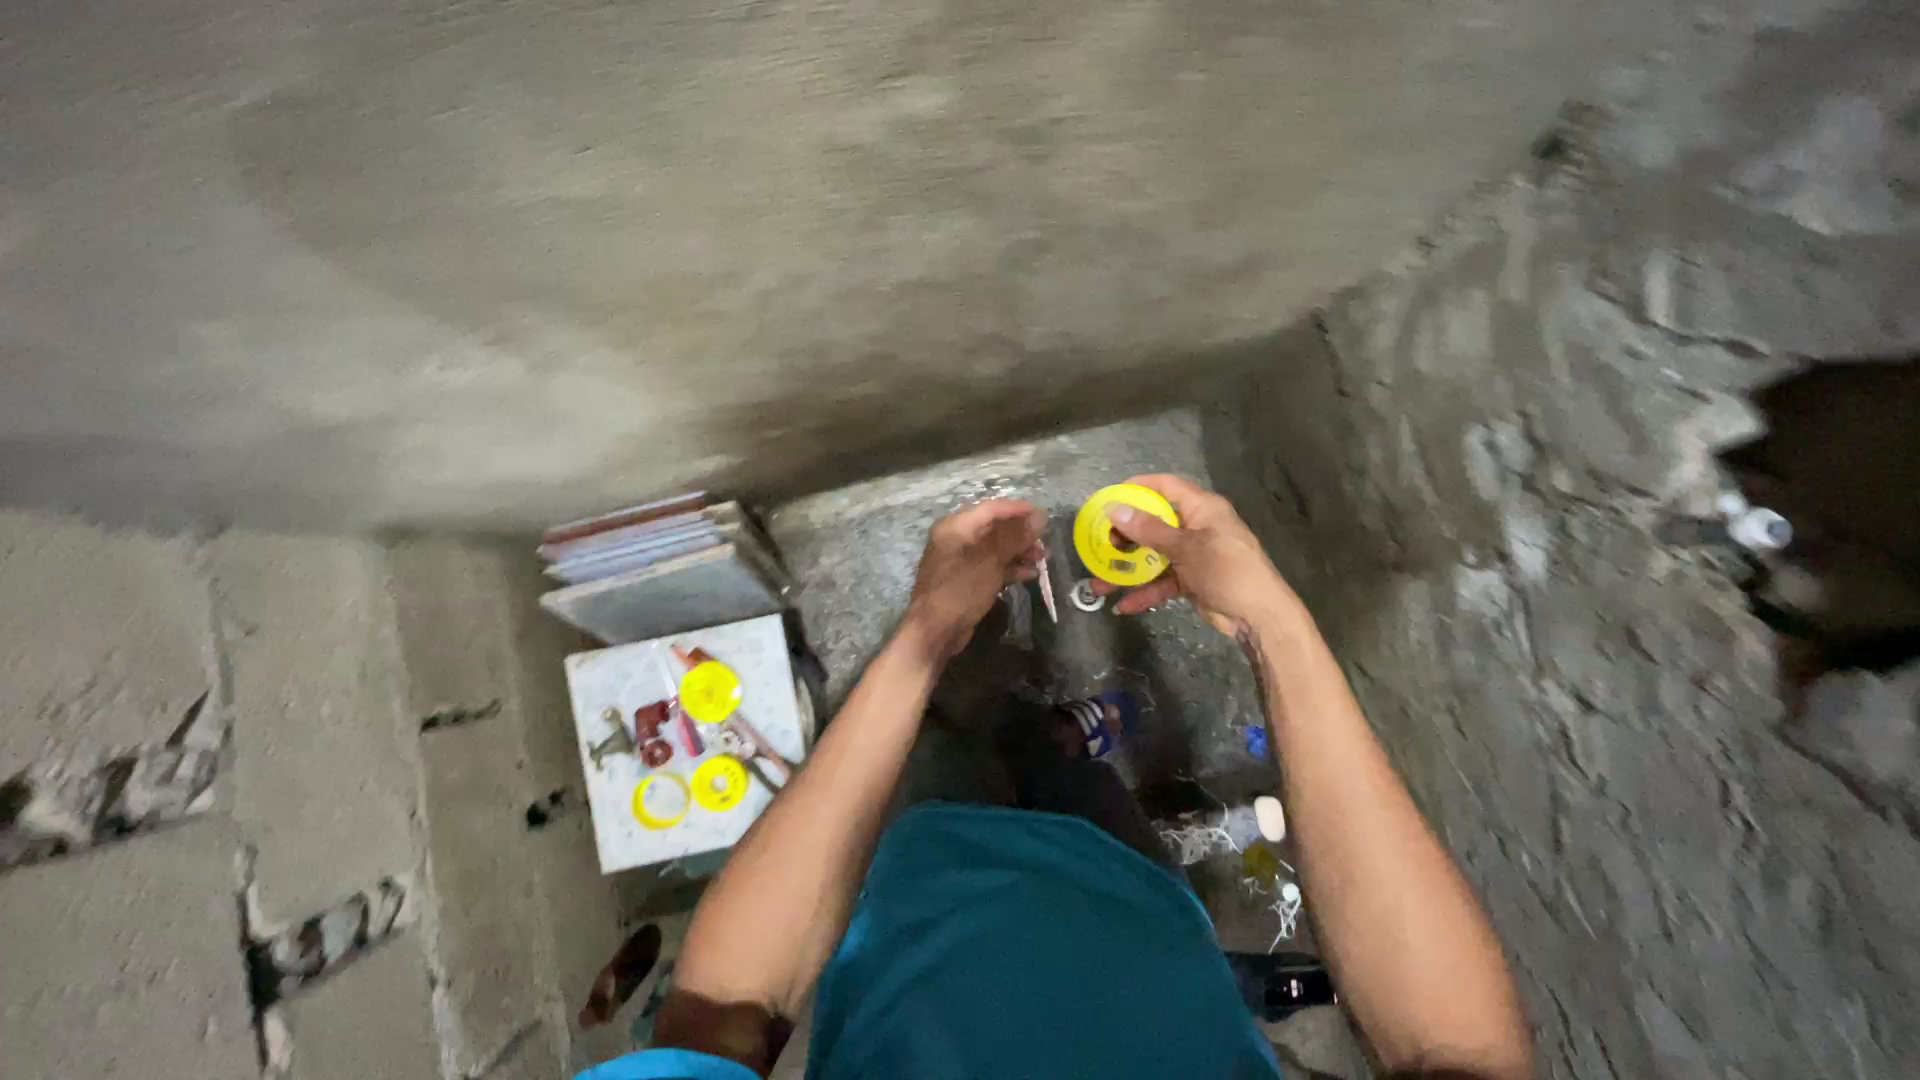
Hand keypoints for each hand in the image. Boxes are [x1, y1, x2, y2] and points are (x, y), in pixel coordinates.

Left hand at [901, 499, 1046, 659]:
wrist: (934, 632)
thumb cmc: (960, 591)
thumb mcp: (989, 562)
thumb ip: (1014, 538)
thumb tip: (1039, 517)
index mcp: (955, 527)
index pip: (991, 509)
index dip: (1018, 510)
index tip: (1044, 515)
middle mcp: (956, 539)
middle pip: (994, 528)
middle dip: (1020, 534)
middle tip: (1044, 541)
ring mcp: (960, 560)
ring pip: (994, 549)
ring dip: (1018, 552)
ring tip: (1041, 559)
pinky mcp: (966, 580)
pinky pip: (991, 566)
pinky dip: (1009, 568)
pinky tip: (1030, 574)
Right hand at [1091, 474, 1304, 637]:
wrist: (1259, 615)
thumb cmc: (1226, 570)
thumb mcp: (1186, 548)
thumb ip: (1149, 530)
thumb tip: (1115, 509)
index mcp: (1202, 508)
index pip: (1166, 486)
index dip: (1138, 487)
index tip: (1110, 497)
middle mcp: (1196, 527)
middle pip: (1154, 524)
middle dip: (1125, 536)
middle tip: (1101, 544)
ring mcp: (1193, 555)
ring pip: (1153, 556)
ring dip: (1128, 570)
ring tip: (1099, 583)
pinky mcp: (1191, 580)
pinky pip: (1162, 581)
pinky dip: (1145, 593)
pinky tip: (1123, 606)